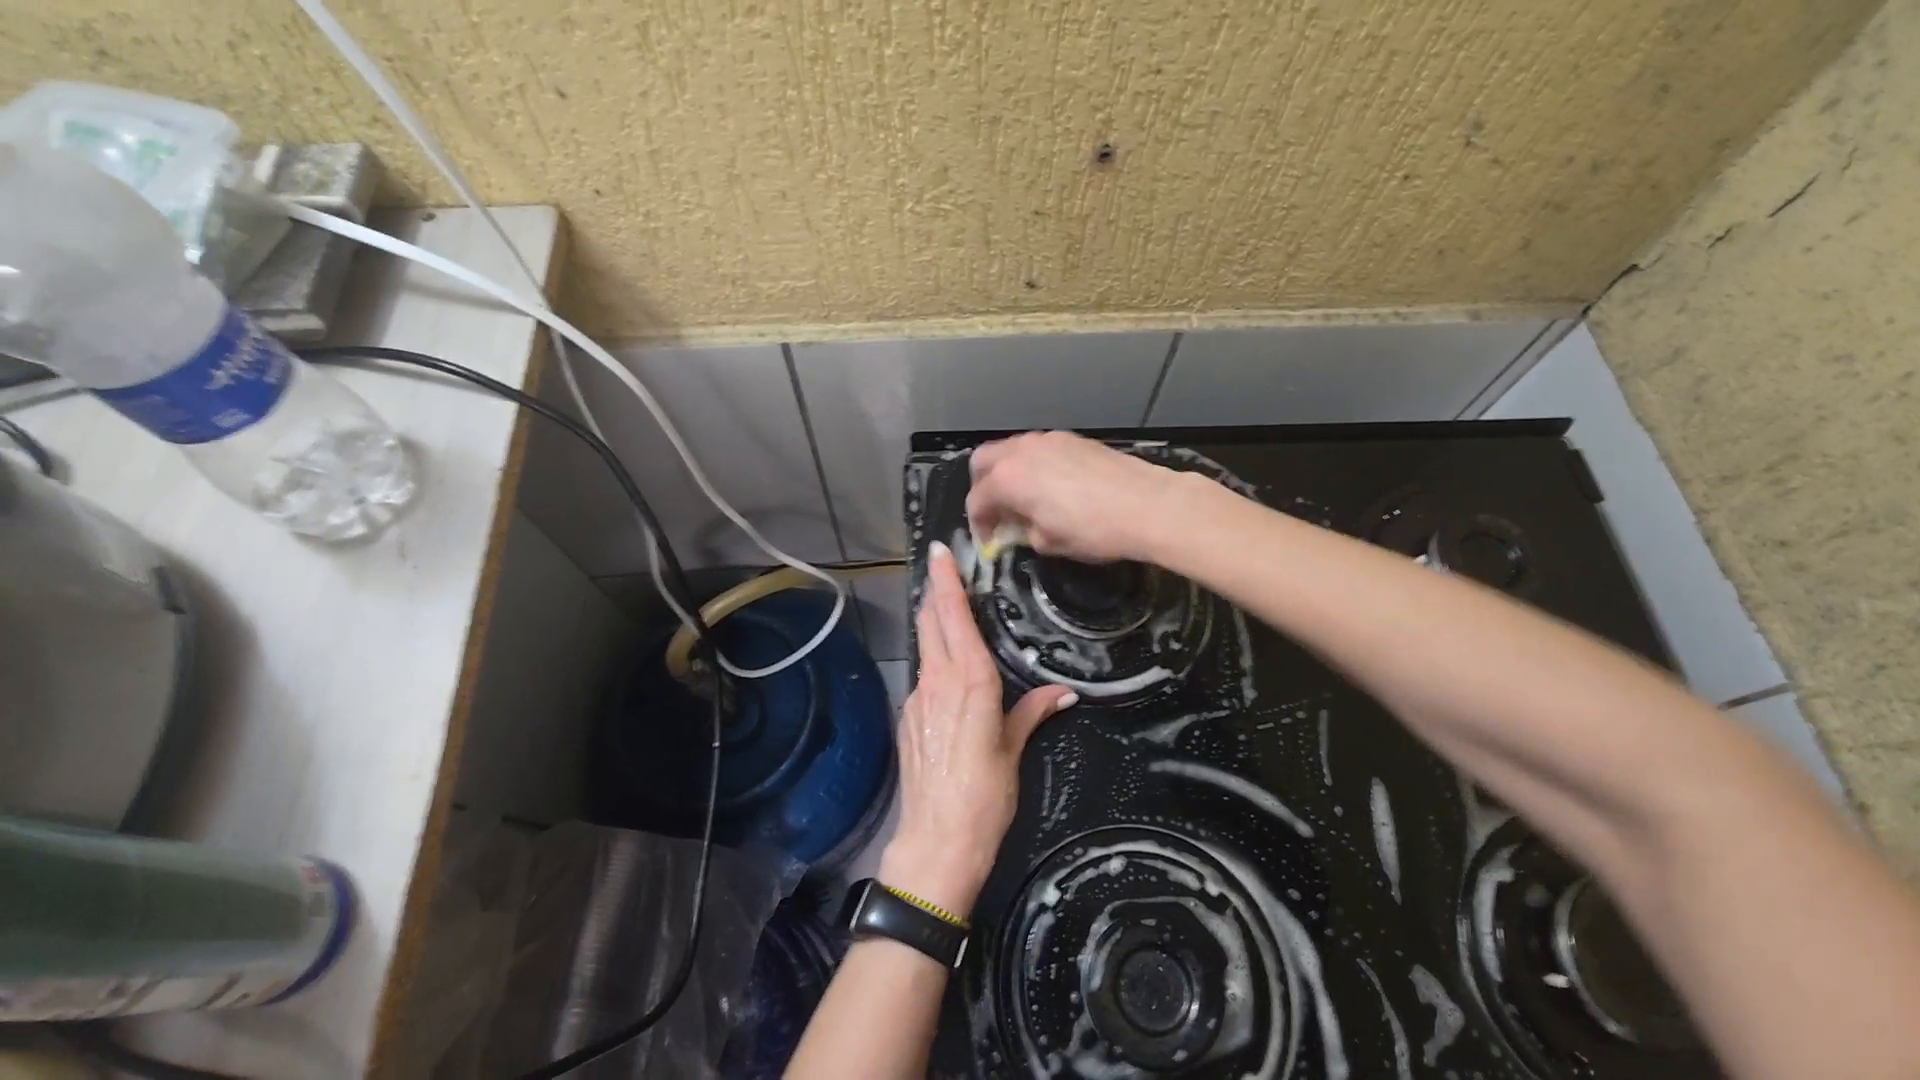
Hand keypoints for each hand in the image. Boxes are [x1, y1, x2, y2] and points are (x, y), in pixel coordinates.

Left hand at [880, 541, 1077, 916]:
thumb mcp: (1013, 752)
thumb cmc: (984, 797)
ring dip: (933, 623)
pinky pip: (923, 676)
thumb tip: (1062, 694)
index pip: (953, 618)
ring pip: (924, 647)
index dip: (946, 582)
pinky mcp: (908, 718)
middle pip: (931, 623)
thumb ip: (1031, 714)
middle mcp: (938, 682)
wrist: (936, 841)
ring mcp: (918, 699)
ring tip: (949, 608)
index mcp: (969, 682)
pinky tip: (947, 667)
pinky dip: (934, 659)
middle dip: (936, 591)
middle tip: (945, 566)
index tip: (940, 551)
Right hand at [966, 431, 1193, 562]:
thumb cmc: (1094, 530)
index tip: (990, 542)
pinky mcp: (1072, 439)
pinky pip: (1038, 449)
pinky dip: (1033, 465)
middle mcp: (1021, 451)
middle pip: (983, 462)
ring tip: (1024, 500)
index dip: (979, 525)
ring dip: (1007, 473)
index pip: (977, 500)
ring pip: (1011, 450)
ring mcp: (1048, 440)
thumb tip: (1019, 529)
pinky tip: (1051, 487)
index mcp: (1008, 479)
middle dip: (983, 487)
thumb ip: (1023, 532)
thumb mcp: (1049, 542)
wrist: (1148, 505)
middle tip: (997, 513)